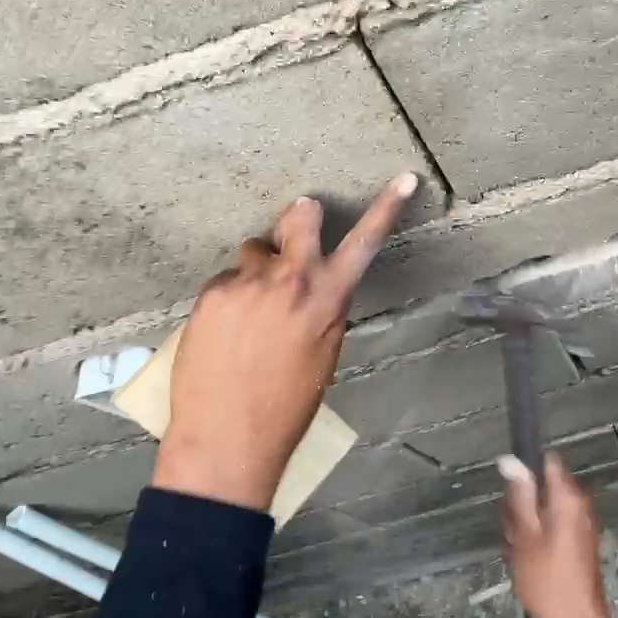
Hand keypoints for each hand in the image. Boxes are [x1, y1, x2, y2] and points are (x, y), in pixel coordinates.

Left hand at [151, 172, 419, 511]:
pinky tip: (226, 331)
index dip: (387, 207)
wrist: (227, 439)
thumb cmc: (287, 405)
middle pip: (299, 217)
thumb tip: (317, 282)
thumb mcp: (325, 352)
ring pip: (254, 252)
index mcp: (329, 300)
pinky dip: (229, 297)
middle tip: (293, 229)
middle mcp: (291, 281)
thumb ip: (325, 306)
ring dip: (256, 269)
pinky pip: (225, 279)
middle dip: (299, 218)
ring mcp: (249, 283)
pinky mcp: (213, 292)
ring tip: (250, 312)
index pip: (366, 242)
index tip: (404, 178)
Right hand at [501, 454, 617, 617]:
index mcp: (568, 498)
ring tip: (518, 554)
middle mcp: (579, 505)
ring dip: (526, 528)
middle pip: (543, 488)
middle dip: (522, 507)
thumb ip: (520, 496)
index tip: (510, 493)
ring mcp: (581, 525)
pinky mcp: (579, 543)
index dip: (525, 471)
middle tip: (513, 534)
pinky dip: (537, 541)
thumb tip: (510, 459)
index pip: (547, 462)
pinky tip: (527, 563)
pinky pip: (552, 529)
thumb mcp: (526, 536)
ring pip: (544, 511)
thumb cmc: (547, 581)